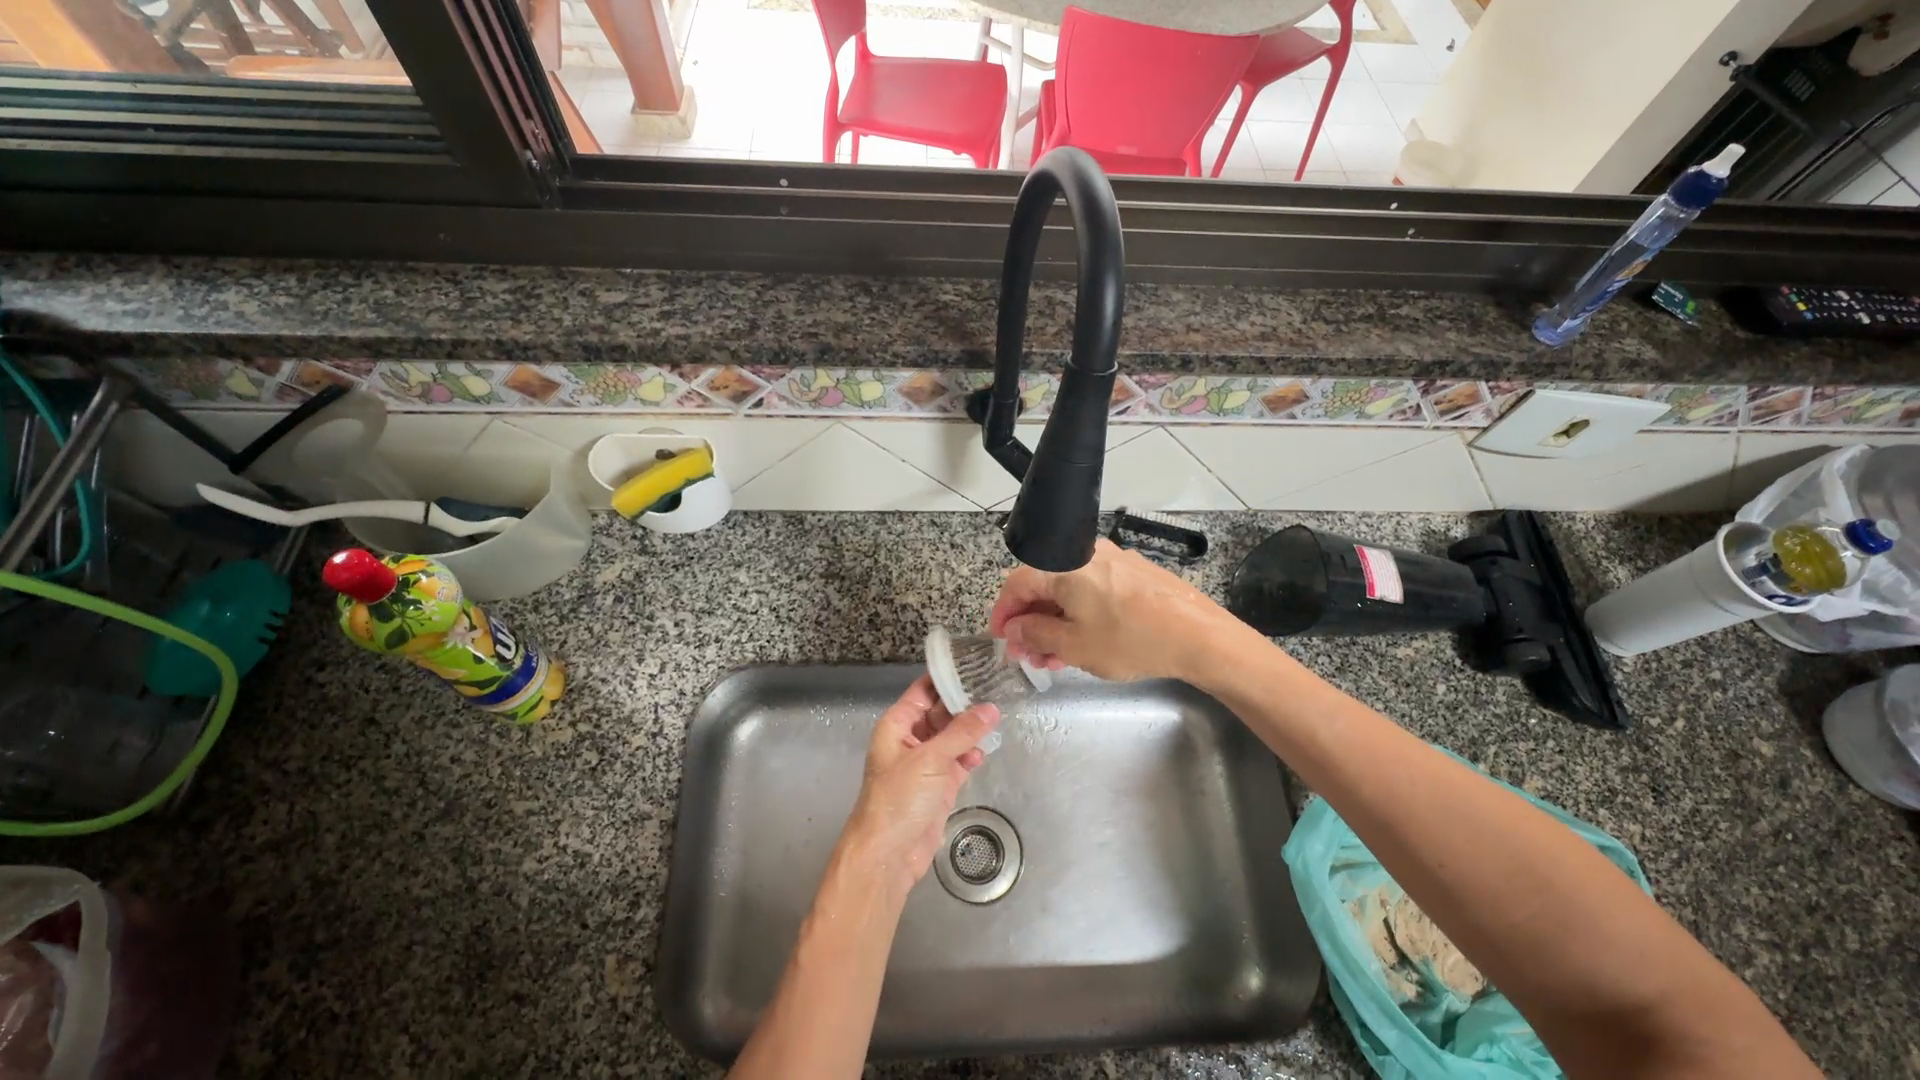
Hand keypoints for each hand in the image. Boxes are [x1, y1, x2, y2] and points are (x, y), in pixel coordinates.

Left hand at [835, 676, 999, 897]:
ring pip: (952, 737)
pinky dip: (970, 755)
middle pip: (940, 712)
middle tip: (996, 689)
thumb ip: (961, 733)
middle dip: (964, 704)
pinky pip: (958, 761)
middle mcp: (910, 740)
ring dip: (971, 731)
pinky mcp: (939, 785)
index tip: (976, 665)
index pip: (923, 691)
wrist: (888, 854)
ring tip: (997, 718)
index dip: (946, 678)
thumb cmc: (899, 799)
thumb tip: (990, 708)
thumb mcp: (930, 760)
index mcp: (897, 725)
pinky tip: (984, 751)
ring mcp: (925, 764)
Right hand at [989, 538, 1247, 682]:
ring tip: (1055, 657)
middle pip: (1044, 584)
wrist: (1199, 636)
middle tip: (1027, 654)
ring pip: (1070, 589)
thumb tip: (1016, 629)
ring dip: (1055, 621)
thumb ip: (1036, 635)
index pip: (1017, 583)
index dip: (1003, 613)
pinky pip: (1094, 589)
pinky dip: (1080, 613)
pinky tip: (1085, 642)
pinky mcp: (1135, 572)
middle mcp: (1086, 554)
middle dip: (1030, 621)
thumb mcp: (1074, 646)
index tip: (1001, 639)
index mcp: (1064, 566)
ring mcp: (1115, 560)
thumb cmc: (1132, 640)